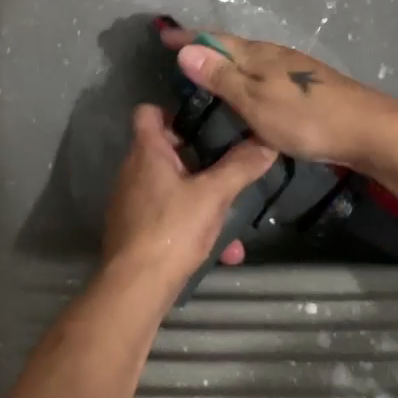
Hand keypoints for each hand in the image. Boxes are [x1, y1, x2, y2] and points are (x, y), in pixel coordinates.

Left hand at [101, 104, 276, 291]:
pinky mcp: (136, 228)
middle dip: (202, 161)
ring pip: (173, 188)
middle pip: (167, 151)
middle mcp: (132, 170)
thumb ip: (239, 168)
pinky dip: (193, 225)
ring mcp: (131, 200)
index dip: (174, 112)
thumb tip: (266, 143)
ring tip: (234, 220)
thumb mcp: (213, 196)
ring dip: (204, 201)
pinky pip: (169, 215)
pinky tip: (222, 251)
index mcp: (145, 152)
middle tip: (230, 168)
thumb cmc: (171, 229)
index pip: (148, 112)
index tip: (205, 124)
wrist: (135, 286)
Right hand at [160, 26, 397, 167]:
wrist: (370, 130)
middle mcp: (274, 55)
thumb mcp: (255, 101)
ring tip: (209, 71)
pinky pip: (266, 73)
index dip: (188, 39)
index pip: (214, 41)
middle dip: (205, 47)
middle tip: (180, 51)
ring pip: (251, 59)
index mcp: (257, 55)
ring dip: (227, 61)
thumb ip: (221, 77)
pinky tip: (251, 90)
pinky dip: (248, 76)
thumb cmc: (306, 118)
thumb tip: (186, 49)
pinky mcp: (309, 86)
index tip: (162, 35)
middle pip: (233, 46)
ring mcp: (294, 69)